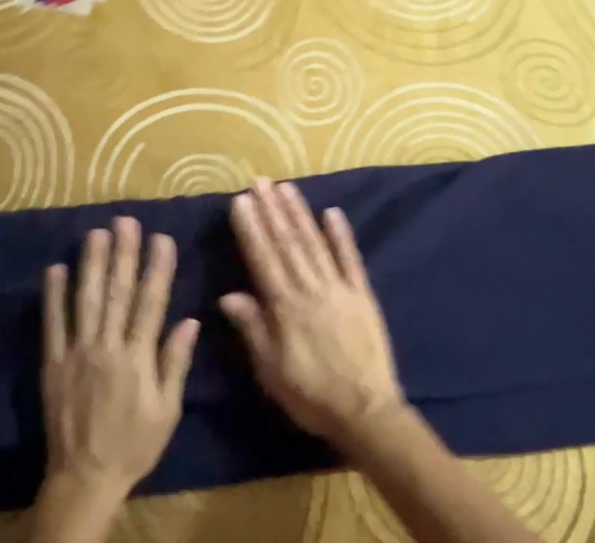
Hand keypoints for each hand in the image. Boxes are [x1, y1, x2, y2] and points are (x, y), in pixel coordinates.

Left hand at [41, 217, 200, 496]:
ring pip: (85, 300)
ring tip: (96, 232)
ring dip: (91, 264)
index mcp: (138, 358)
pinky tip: (56, 269)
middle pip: (117, 293)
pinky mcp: (53, 362)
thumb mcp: (167, 410)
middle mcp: (108, 347)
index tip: (161, 238)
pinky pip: (53, 324)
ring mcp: (77, 352)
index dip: (156, 268)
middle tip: (126, 221)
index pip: (150, 303)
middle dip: (123, 254)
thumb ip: (175, 363)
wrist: (86, 475)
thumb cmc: (135, 444)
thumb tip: (190, 321)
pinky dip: (53, 296)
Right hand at [220, 178, 404, 444]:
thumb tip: (228, 294)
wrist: (366, 413)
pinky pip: (351, 260)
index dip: (251, 228)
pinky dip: (341, 236)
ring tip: (286, 187)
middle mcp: (310, 290)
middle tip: (260, 181)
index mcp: (285, 308)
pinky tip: (333, 213)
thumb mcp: (271, 371)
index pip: (263, 259)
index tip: (241, 200)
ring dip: (299, 214)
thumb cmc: (311, 396)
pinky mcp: (363, 296)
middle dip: (272, 210)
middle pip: (287, 243)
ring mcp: (339, 289)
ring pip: (315, 244)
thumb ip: (252, 329)